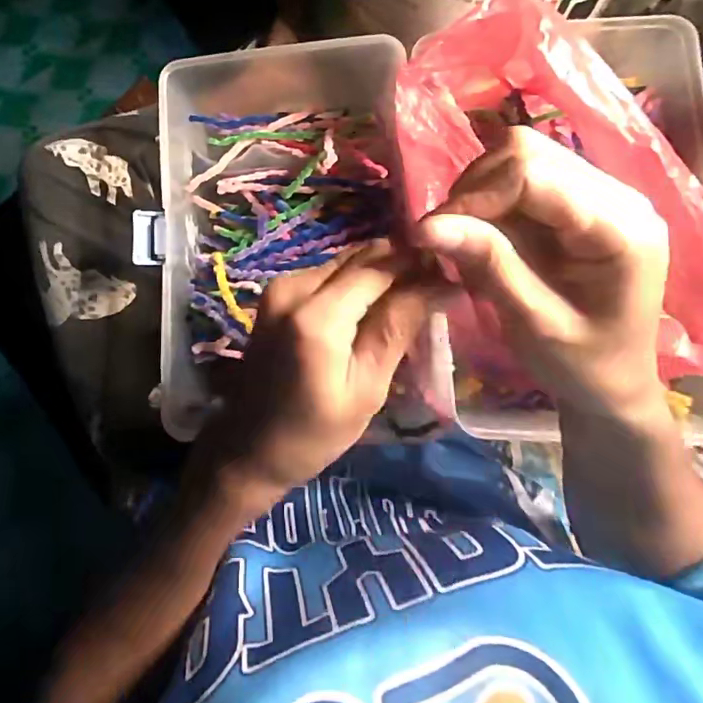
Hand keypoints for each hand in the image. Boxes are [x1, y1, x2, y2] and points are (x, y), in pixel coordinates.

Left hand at [190, 240, 441, 507]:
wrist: (249, 445)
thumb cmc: (313, 432)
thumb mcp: (366, 387)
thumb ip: (398, 328)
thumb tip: (441, 284)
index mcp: (316, 316)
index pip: (379, 267)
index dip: (418, 264)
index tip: (453, 274)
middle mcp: (294, 286)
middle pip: (361, 257)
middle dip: (402, 263)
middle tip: (437, 285)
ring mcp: (281, 286)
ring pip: (345, 261)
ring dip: (381, 272)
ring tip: (414, 295)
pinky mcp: (277, 292)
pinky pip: (328, 274)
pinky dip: (356, 282)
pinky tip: (378, 305)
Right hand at [417, 126, 670, 427]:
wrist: (613, 383)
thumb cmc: (581, 365)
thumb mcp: (532, 322)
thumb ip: (488, 264)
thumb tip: (425, 226)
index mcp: (620, 228)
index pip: (533, 174)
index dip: (475, 197)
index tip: (435, 236)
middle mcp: (619, 195)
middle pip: (526, 152)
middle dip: (474, 191)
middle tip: (449, 237)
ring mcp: (603, 190)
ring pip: (521, 153)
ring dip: (480, 190)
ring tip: (468, 236)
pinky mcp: (583, 195)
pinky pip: (525, 170)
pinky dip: (491, 195)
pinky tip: (487, 231)